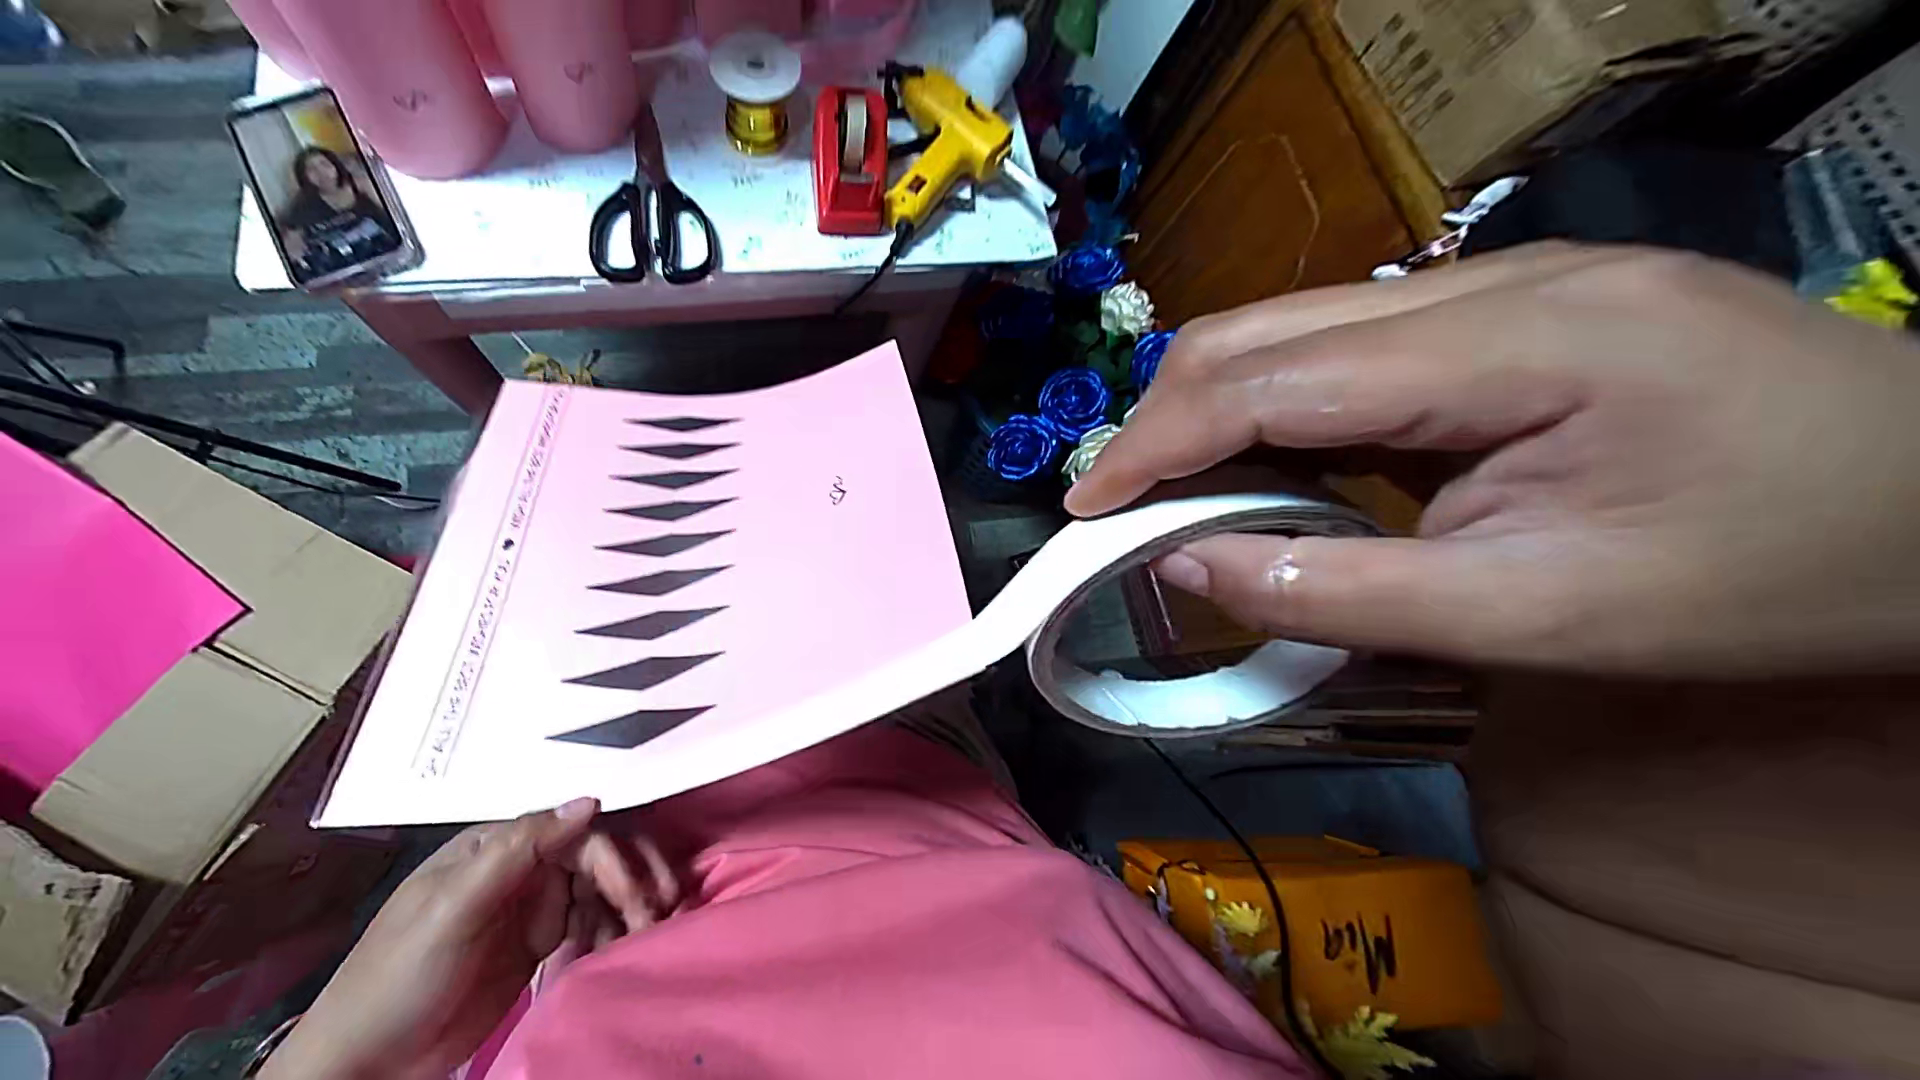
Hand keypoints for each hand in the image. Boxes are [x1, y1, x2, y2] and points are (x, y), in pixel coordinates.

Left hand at [261, 799, 675, 1079]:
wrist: (365, 1067)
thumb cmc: (399, 978)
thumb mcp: (453, 908)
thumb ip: (520, 848)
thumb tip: (591, 799)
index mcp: (500, 846)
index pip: (578, 833)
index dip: (614, 858)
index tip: (637, 894)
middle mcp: (524, 865)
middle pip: (598, 854)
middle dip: (633, 877)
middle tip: (659, 909)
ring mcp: (534, 902)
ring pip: (602, 886)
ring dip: (630, 904)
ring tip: (646, 932)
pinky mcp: (541, 938)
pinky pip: (592, 919)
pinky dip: (612, 928)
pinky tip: (620, 946)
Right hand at [1067, 244, 1919, 675]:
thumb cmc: (1776, 578)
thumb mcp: (1543, 618)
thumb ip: (1343, 593)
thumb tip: (1187, 561)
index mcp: (1517, 342)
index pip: (1269, 377)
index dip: (1156, 443)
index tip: (1086, 508)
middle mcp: (1488, 283)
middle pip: (1258, 330)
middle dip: (1163, 422)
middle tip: (1118, 507)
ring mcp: (1489, 288)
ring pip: (1282, 331)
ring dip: (1206, 414)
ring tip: (1172, 493)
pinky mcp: (1489, 314)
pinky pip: (1329, 352)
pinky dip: (1264, 412)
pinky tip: (1259, 465)